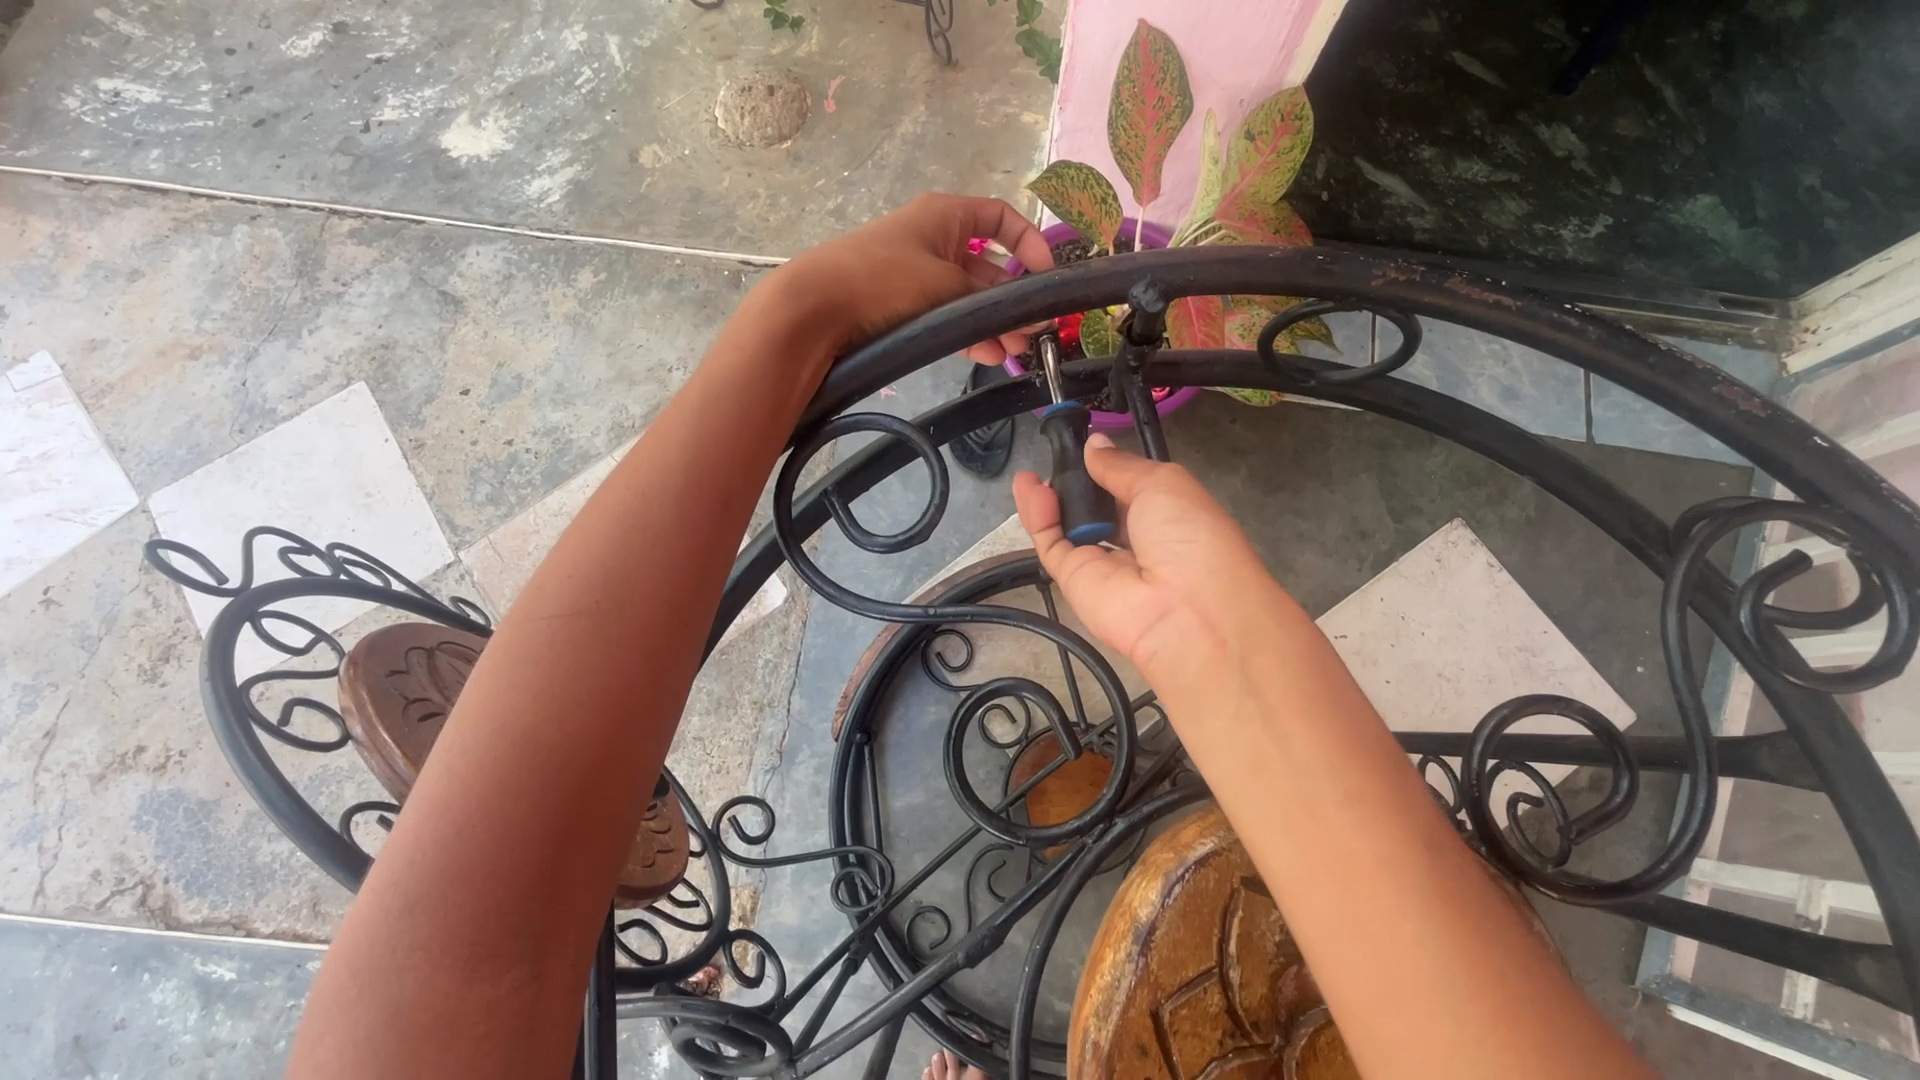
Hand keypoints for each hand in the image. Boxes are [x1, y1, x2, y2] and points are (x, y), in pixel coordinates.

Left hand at [761, 194, 1053, 364]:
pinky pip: (947, 318)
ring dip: (994, 322)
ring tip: (1016, 351)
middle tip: (1035, 329)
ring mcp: (918, 276)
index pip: (1000, 217)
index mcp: (944, 216)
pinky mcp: (903, 309)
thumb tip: (1027, 323)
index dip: (1029, 241)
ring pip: (968, 298)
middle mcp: (934, 240)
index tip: (1046, 275)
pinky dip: (969, 334)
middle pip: (988, 265)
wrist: (813, 309)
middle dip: (1012, 297)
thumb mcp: (944, 284)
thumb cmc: (881, 279)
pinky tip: (989, 355)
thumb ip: (989, 303)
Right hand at [1013, 434, 1288, 695]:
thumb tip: (1094, 445)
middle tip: (1058, 456)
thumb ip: (1120, 465)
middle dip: (1077, 481)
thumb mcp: (1163, 483)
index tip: (1084, 443)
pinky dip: (1037, 515)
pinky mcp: (1074, 580)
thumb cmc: (1189, 536)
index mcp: (1167, 515)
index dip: (1107, 467)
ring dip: (1052, 495)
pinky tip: (1029, 486)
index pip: (1129, 487)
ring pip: (1068, 524)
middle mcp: (1135, 539)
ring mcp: (1103, 562)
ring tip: (1037, 472)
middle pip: (1096, 506)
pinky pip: (1051, 542)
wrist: (1187, 612)